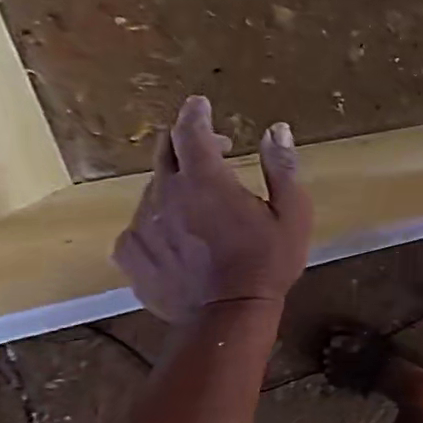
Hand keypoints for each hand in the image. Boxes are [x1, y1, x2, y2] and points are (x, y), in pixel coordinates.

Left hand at [112, 97, 313, 322]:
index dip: (195, 112)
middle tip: (212, 151)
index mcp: (205, 179)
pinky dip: (157, 221)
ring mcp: (143, 224)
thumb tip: (277, 129)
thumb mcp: (291, 214)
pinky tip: (176, 237)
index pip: (190, 129)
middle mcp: (166, 193)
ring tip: (200, 205)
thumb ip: (281, 167)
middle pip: (166, 151)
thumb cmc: (267, 264)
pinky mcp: (130, 253)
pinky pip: (140, 224)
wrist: (227, 318)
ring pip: (154, 189)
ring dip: (175, 185)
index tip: (200, 104)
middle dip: (187, 142)